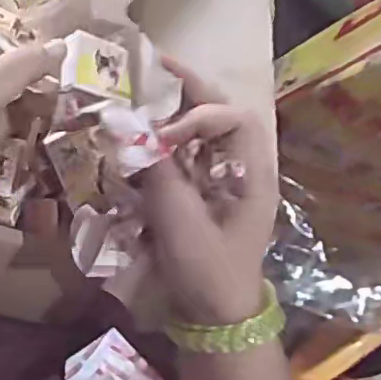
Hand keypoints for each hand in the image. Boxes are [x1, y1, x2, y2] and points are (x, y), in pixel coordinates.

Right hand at [139, 57, 280, 324]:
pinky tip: (139, 135)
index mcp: (251, 174)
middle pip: (220, 113)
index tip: (159, 138)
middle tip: (154, 65)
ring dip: (173, 109)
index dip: (194, 116)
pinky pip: (184, 157)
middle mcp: (240, 169)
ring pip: (202, 131)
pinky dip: (162, 142)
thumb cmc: (207, 271)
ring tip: (142, 89)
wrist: (215, 315)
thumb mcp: (181, 225)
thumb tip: (129, 133)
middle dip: (189, 88)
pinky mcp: (200, 195)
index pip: (231, 119)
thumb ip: (158, 176)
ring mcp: (220, 181)